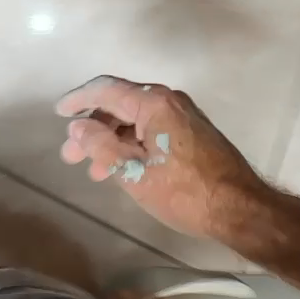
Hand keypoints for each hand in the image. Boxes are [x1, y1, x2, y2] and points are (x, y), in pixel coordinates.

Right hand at [56, 76, 271, 241]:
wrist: (240, 209)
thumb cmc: (184, 191)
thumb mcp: (133, 172)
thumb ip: (100, 146)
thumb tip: (78, 126)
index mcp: (154, 101)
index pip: (106, 89)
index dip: (78, 99)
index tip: (59, 112)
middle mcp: (168, 99)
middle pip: (119, 104)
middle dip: (92, 128)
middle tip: (71, 154)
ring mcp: (182, 115)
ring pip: (134, 119)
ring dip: (110, 140)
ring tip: (92, 169)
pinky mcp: (190, 132)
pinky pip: (150, 128)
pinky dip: (130, 144)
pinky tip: (120, 168)